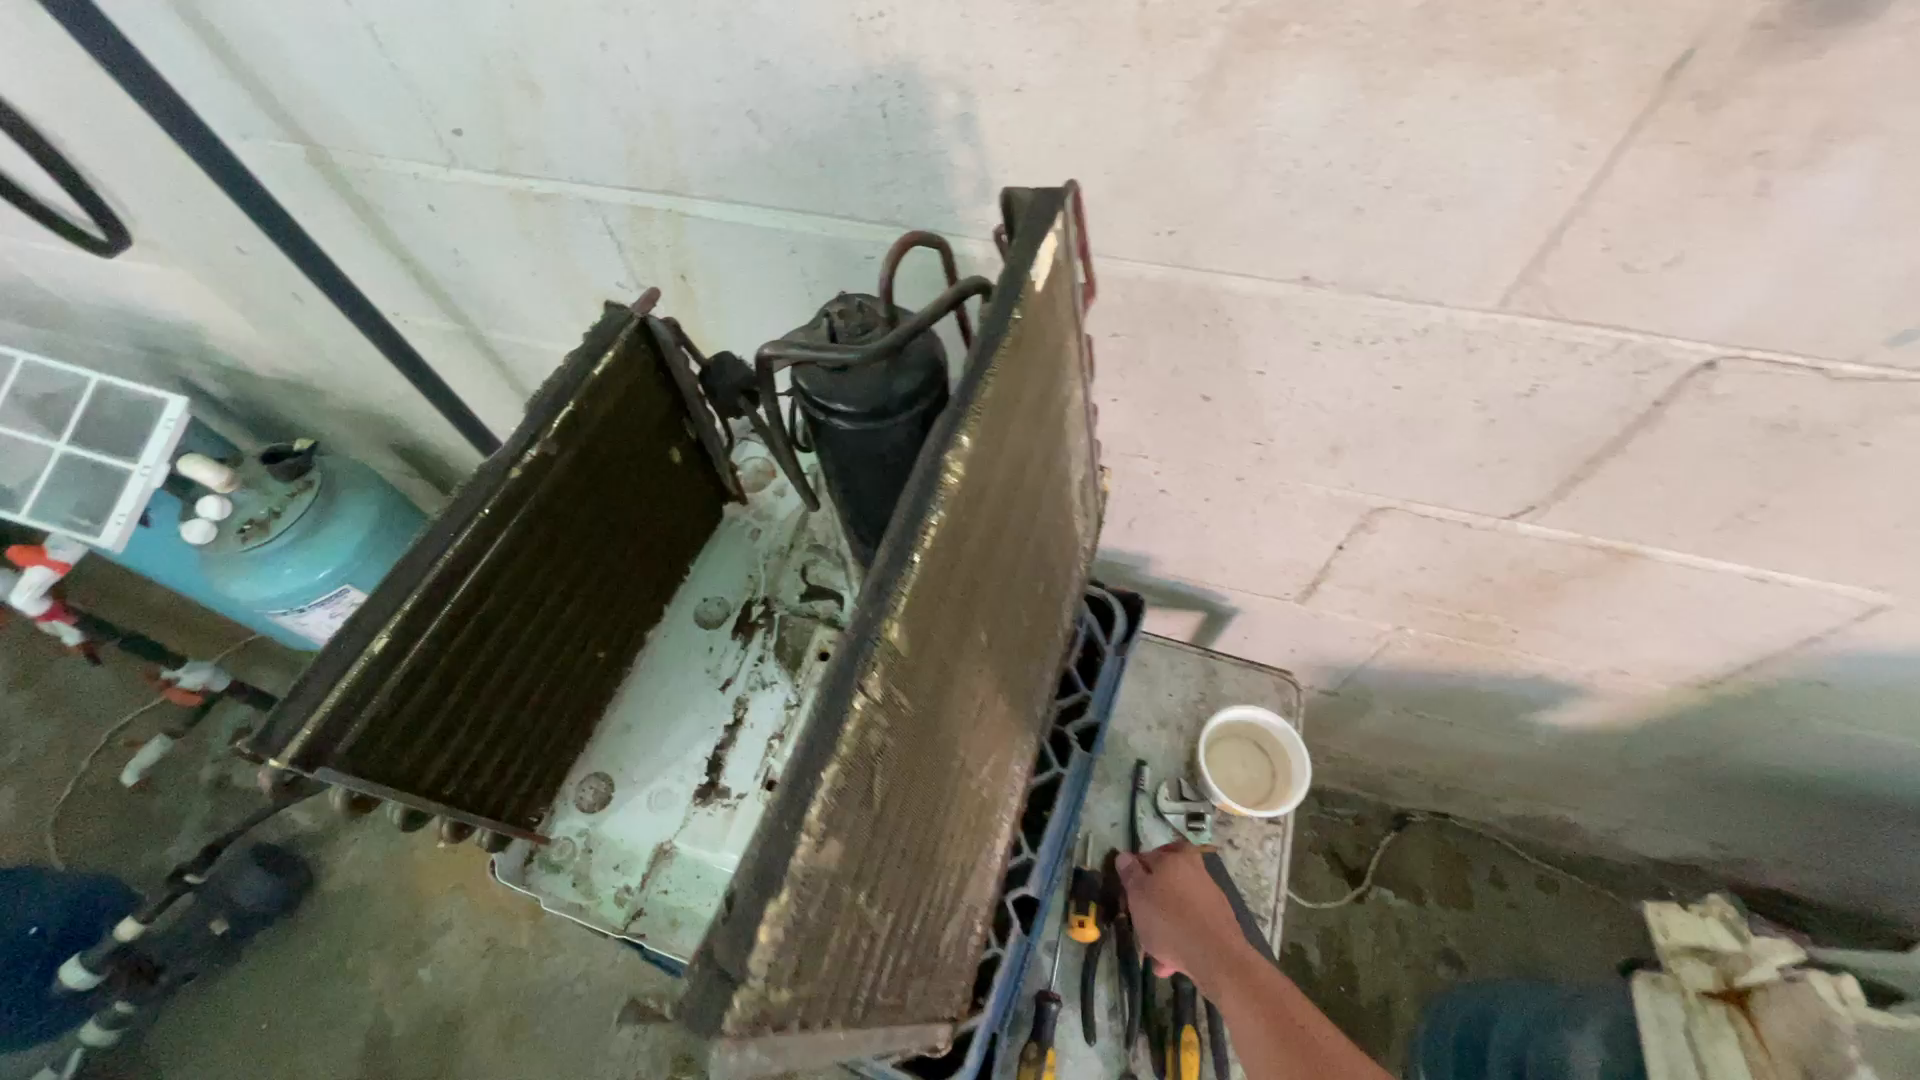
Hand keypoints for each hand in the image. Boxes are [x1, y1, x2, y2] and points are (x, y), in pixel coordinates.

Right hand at [1115, 841, 1249, 985]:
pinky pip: (1193, 925)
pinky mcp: (1220, 920)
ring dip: (1166, 923)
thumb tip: (1124, 855)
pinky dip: (1181, 937)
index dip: (1134, 872)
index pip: (1147, 855)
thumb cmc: (1168, 921)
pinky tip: (1171, 962)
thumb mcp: (1138, 896)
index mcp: (1172, 860)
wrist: (1217, 957)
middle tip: (1143, 911)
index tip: (1126, 892)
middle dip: (1155, 893)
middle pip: (1169, 876)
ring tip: (1154, 951)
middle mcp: (1194, 871)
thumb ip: (1130, 875)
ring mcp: (1210, 896)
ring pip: (1180, 904)